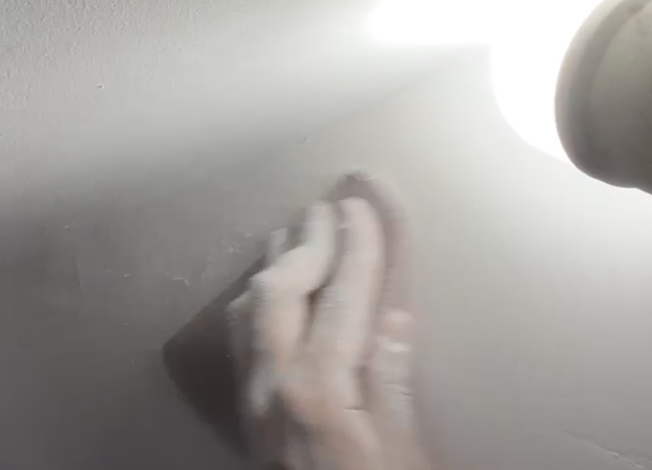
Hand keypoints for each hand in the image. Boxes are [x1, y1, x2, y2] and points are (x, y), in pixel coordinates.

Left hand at [228, 198, 428, 469]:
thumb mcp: (409, 459)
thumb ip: (393, 382)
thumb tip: (391, 311)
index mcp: (320, 393)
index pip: (340, 301)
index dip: (355, 250)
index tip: (363, 207)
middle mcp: (274, 385)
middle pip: (281, 290)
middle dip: (308, 243)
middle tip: (329, 206)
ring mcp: (252, 397)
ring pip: (250, 307)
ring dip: (276, 263)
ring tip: (297, 231)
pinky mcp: (246, 412)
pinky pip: (242, 334)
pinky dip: (259, 297)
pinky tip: (269, 289)